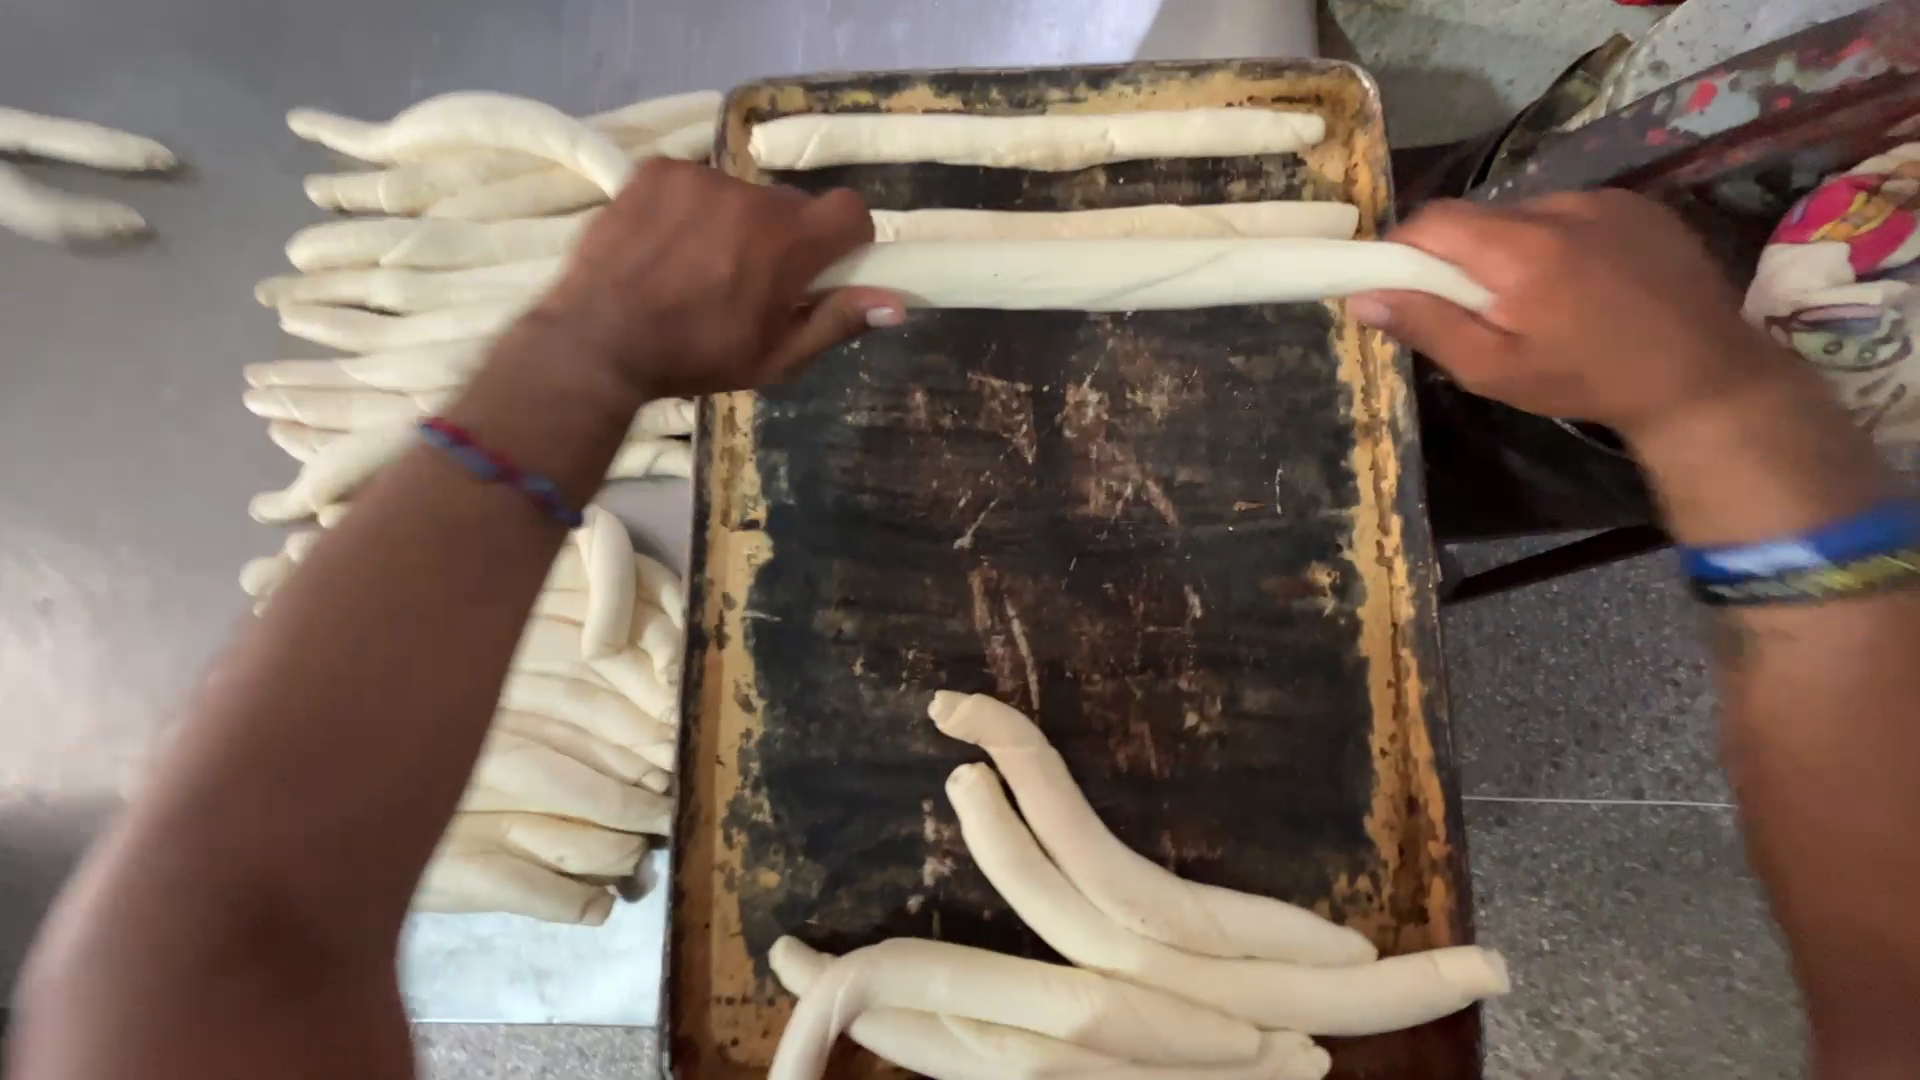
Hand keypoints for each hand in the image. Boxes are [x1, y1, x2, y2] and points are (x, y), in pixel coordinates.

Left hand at [528, 158, 902, 399]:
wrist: (598, 341)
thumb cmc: (698, 358)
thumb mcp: (777, 357)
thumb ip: (837, 322)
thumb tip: (895, 304)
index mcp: (789, 244)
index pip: (851, 209)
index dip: (849, 237)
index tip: (829, 266)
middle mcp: (751, 198)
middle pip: (794, 206)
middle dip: (788, 239)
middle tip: (754, 281)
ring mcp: (700, 178)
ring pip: (743, 197)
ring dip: (738, 225)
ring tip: (700, 268)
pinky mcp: (657, 171)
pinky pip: (697, 184)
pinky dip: (694, 211)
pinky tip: (668, 248)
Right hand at [1351, 191, 1798, 446]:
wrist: (1700, 373)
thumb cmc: (1581, 379)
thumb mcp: (1489, 367)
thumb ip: (1426, 326)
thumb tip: (1364, 296)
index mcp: (1520, 250)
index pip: (1433, 220)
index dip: (1401, 247)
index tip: (1394, 284)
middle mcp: (1560, 208)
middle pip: (1473, 217)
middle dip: (1451, 257)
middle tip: (1462, 308)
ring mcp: (1604, 200)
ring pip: (1516, 215)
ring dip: (1498, 250)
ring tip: (1520, 300)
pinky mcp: (1635, 205)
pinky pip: (1561, 214)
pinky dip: (1542, 243)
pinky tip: (1565, 284)